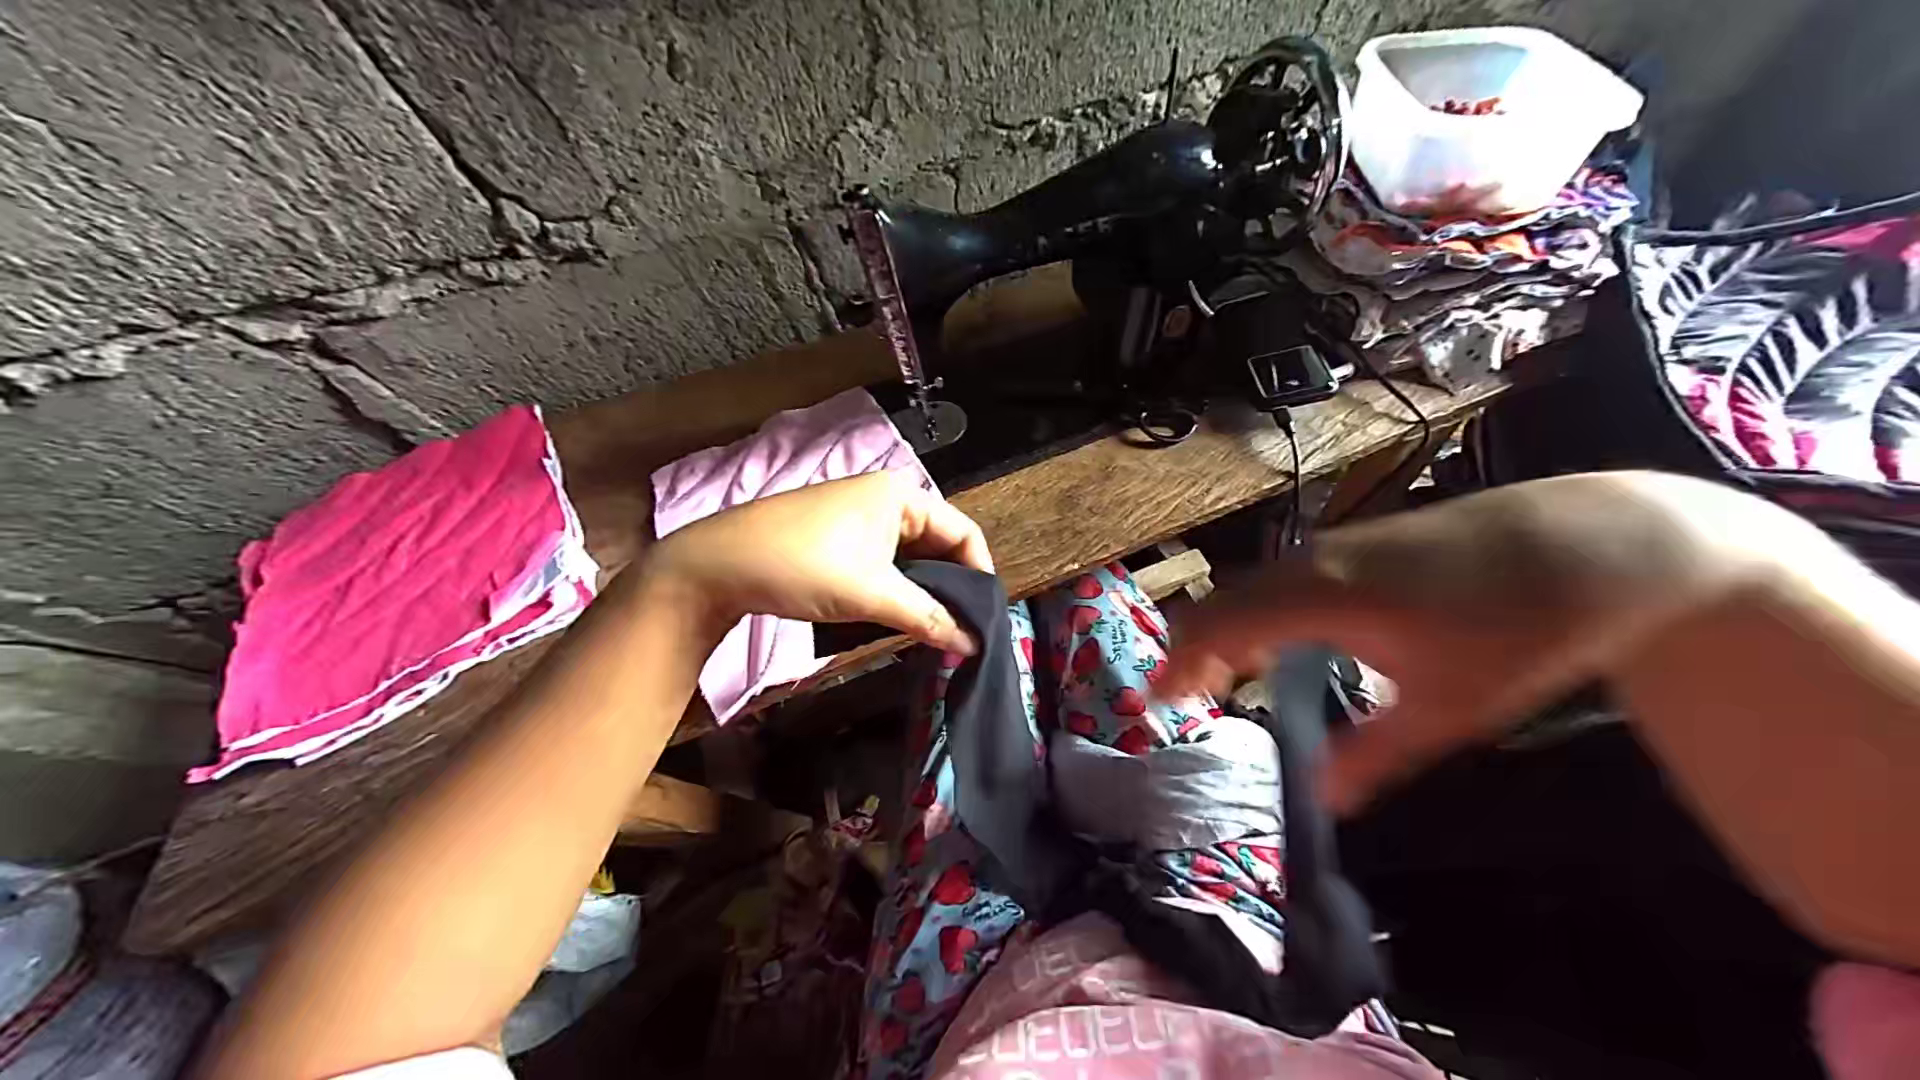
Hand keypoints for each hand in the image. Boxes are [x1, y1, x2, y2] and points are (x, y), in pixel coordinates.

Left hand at [639, 471, 993, 655]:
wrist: (716, 566)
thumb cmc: (803, 566)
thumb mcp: (873, 594)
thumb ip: (928, 619)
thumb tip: (972, 645)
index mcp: (902, 495)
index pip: (964, 533)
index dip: (979, 576)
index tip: (983, 620)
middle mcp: (885, 498)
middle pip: (938, 546)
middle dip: (950, 588)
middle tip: (959, 632)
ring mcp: (858, 517)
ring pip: (909, 558)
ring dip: (922, 592)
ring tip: (930, 630)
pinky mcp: (837, 537)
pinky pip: (883, 562)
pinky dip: (895, 589)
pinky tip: (896, 616)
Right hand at [1160, 471, 1824, 813]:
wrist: (1596, 540)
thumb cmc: (1519, 626)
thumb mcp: (1448, 707)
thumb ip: (1374, 753)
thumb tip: (1319, 797)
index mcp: (1315, 597)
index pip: (1216, 626)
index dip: (1179, 664)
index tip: (1157, 702)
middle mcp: (1306, 564)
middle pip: (1219, 602)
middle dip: (1192, 651)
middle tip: (1184, 698)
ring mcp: (1328, 549)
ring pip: (1246, 589)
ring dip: (1223, 632)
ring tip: (1220, 678)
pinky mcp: (1349, 546)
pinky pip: (1275, 581)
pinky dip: (1253, 615)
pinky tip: (1275, 643)